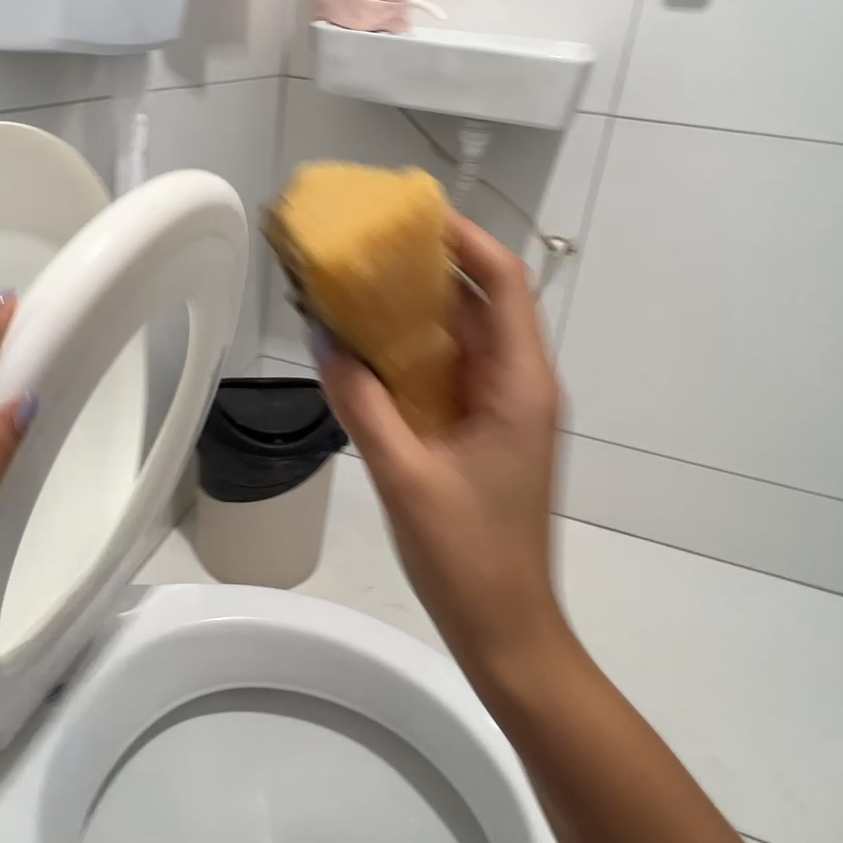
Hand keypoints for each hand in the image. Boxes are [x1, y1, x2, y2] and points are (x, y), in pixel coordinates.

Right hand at [314, 214, 565, 669]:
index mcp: (519, 384)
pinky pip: (456, 371)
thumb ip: (360, 401)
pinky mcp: (489, 430)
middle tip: (371, 246)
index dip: (463, 239)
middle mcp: (521, 384)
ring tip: (363, 284)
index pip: (504, 282)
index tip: (410, 217)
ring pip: (469, 336)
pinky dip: (420, 351)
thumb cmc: (466, 555)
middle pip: (486, 301)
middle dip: (433, 267)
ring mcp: (507, 408)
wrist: (506, 626)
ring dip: (423, 309)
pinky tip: (373, 349)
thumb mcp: (403, 474)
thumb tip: (321, 337)